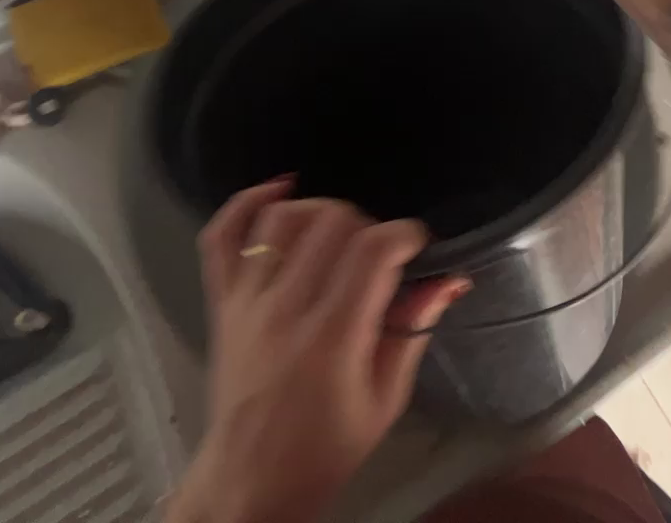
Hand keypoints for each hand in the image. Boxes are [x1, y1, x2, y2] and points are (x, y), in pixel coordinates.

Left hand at [168, 178, 469, 522]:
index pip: (372, 251)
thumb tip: (449, 280)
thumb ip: (412, 331)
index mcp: (333, 338)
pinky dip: (247, 202)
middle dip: (367, 222)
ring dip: (319, 209)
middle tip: (379, 249)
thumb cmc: (325, 448)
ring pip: (281, 219)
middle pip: (330, 223)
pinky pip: (222, 235)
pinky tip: (279, 192)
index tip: (416, 243)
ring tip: (339, 228)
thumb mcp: (385, 400)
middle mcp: (286, 308)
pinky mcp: (222, 300)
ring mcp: (247, 300)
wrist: (249, 479)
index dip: (404, 234)